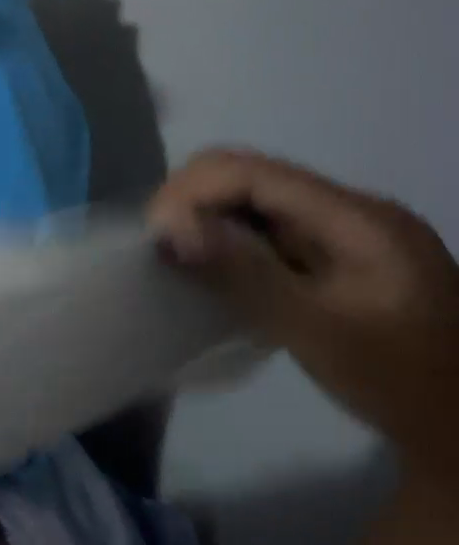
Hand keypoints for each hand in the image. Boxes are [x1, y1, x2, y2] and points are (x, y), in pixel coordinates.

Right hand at [149, 149, 458, 475]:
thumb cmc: (394, 380)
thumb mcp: (314, 330)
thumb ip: (242, 271)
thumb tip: (168, 229)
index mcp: (360, 218)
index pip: (249, 171)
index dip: (189, 192)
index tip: (158, 238)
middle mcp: (356, 208)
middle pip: (246, 172)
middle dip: (192, 201)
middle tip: (165, 247)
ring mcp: (350, 227)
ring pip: (250, 194)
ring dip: (207, 218)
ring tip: (183, 257)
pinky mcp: (340, 248)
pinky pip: (267, 220)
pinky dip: (230, 235)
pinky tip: (219, 266)